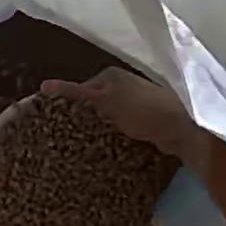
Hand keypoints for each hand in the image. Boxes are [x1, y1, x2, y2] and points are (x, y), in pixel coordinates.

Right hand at [42, 67, 212, 171]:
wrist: (181, 129)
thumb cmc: (141, 110)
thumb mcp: (104, 101)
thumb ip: (76, 94)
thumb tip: (44, 85)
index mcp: (111, 75)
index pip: (81, 89)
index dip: (69, 106)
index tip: (56, 125)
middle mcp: (123, 86)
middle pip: (94, 103)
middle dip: (84, 118)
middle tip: (66, 139)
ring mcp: (134, 104)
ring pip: (107, 117)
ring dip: (98, 130)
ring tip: (81, 147)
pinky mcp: (143, 122)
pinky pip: (120, 129)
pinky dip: (113, 137)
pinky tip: (104, 150)